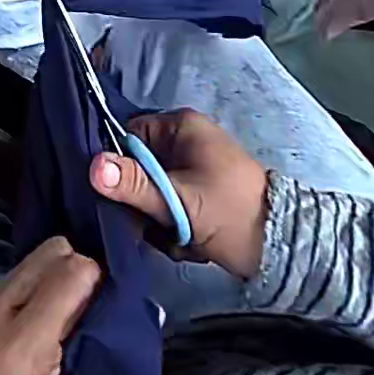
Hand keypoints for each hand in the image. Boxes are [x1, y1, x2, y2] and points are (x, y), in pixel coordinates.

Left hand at [0, 238, 124, 374]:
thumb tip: (140, 313)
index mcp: (20, 347)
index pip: (74, 272)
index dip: (102, 284)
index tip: (108, 316)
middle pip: (58, 252)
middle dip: (84, 272)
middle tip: (92, 312)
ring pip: (43, 251)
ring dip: (65, 272)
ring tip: (73, 311)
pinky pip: (29, 263)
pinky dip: (48, 277)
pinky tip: (54, 310)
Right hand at [90, 111, 268, 279]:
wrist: (280, 248)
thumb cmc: (230, 212)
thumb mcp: (178, 200)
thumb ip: (134, 184)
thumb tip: (92, 166)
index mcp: (181, 125)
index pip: (127, 136)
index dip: (119, 166)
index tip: (119, 198)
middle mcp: (185, 140)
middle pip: (137, 167)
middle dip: (143, 202)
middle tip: (154, 225)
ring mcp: (192, 167)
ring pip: (151, 192)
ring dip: (158, 219)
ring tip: (175, 236)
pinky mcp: (198, 193)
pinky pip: (168, 205)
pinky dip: (173, 226)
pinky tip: (186, 242)